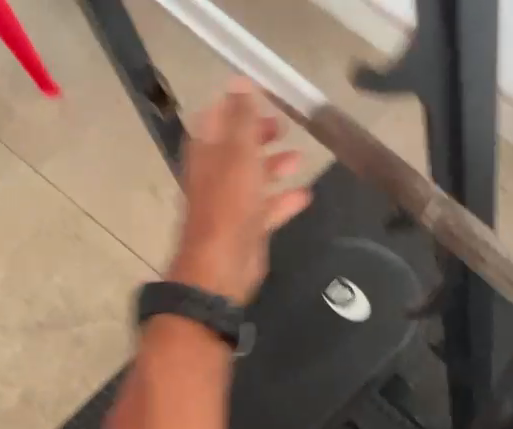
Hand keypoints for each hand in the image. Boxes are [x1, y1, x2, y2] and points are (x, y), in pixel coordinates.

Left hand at [167, 79, 310, 303]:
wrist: (223, 264)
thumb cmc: (228, 205)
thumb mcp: (239, 153)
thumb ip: (243, 118)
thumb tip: (241, 80)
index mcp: (207, 151)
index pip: (218, 117)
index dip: (237, 104)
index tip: (261, 94)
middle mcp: (216, 173)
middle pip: (238, 147)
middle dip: (260, 134)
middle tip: (284, 126)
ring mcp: (232, 202)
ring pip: (255, 177)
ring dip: (276, 166)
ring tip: (300, 158)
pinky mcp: (248, 228)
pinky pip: (268, 208)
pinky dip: (285, 200)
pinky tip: (306, 195)